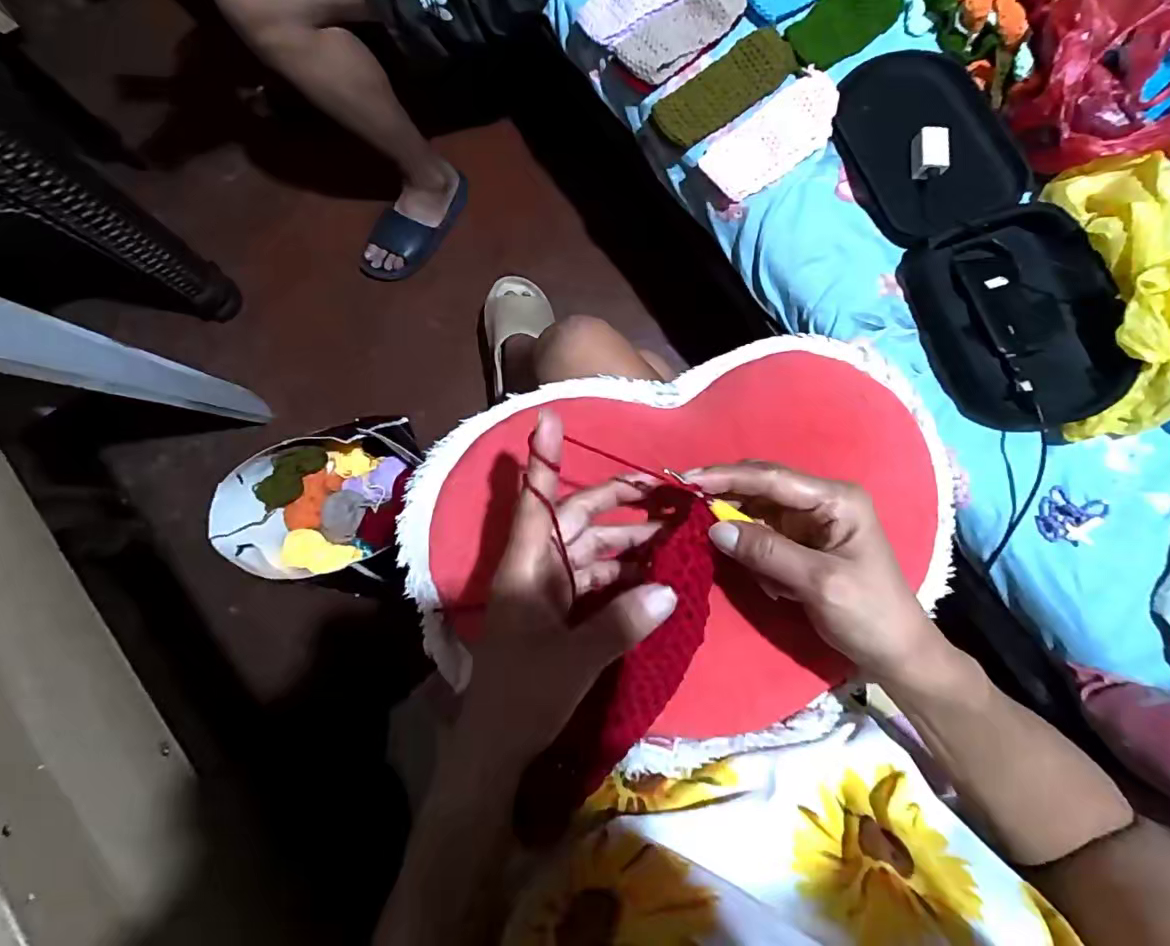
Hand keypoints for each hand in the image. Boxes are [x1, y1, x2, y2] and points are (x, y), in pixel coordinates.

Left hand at [454, 410, 677, 766]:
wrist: (497, 749)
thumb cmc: (522, 697)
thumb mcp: (574, 660)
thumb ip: (621, 622)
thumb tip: (670, 588)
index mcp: (526, 568)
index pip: (535, 502)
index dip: (542, 460)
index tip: (548, 419)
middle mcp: (536, 569)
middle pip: (576, 520)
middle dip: (616, 501)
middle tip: (662, 490)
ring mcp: (549, 590)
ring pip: (591, 549)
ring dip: (628, 539)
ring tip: (672, 530)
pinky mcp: (561, 613)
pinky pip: (595, 578)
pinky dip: (623, 571)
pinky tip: (653, 570)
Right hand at [687, 462, 943, 683]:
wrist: (895, 654)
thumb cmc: (869, 613)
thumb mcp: (819, 583)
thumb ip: (768, 552)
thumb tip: (714, 528)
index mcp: (835, 499)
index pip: (772, 478)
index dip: (728, 477)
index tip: (688, 479)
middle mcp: (820, 502)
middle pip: (761, 487)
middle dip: (724, 495)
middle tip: (681, 501)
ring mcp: (809, 523)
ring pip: (756, 510)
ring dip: (733, 525)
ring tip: (704, 536)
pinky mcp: (800, 544)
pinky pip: (761, 536)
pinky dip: (748, 548)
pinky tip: (746, 568)